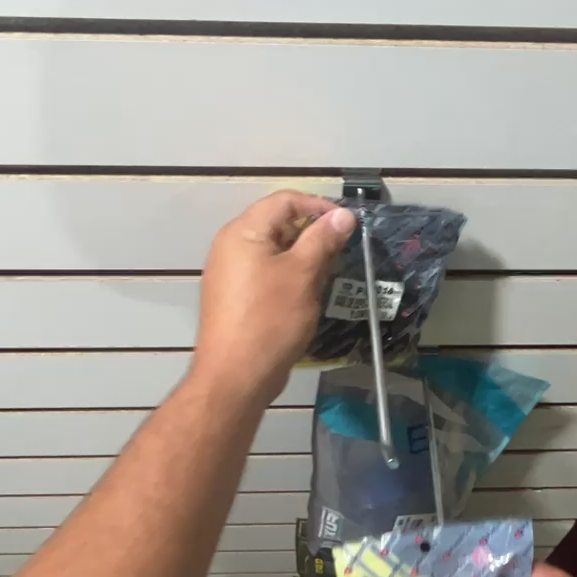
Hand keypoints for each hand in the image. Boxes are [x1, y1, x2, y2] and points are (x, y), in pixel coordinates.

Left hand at [190, 190, 355, 403]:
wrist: (236, 376)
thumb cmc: (271, 320)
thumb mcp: (303, 275)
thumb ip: (323, 239)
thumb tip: (343, 215)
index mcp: (243, 232)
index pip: (284, 200)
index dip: (319, 206)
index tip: (347, 225)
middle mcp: (230, 247)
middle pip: (278, 225)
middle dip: (313, 235)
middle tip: (340, 255)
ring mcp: (229, 275)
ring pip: (274, 254)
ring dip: (303, 260)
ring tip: (327, 279)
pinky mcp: (234, 300)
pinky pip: (265, 277)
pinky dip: (289, 279)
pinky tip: (306, 299)